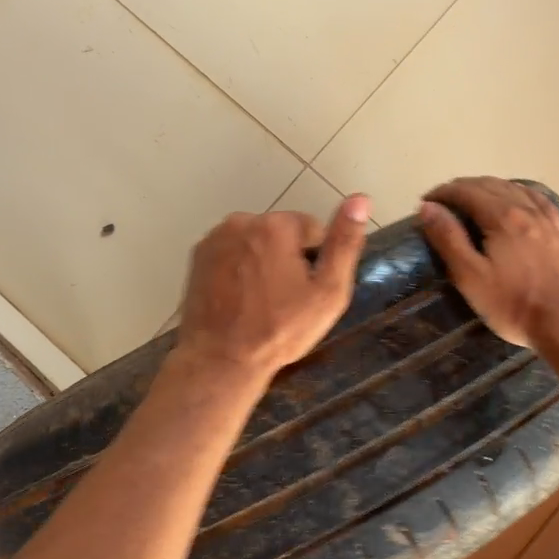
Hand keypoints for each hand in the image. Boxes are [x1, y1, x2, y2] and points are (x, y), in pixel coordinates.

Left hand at [174, 195, 372, 378]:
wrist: (220, 360)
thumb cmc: (280, 329)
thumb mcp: (327, 292)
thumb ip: (344, 242)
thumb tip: (361, 198)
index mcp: (277, 225)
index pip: (313, 230)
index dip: (315, 261)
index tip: (306, 291)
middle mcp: (242, 220)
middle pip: (281, 233)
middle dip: (287, 258)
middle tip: (286, 300)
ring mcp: (215, 238)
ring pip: (255, 242)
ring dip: (262, 261)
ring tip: (261, 301)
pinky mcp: (197, 256)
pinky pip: (231, 252)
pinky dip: (238, 268)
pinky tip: (240, 298)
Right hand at [418, 178, 558, 349]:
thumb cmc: (512, 303)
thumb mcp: (470, 276)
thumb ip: (448, 238)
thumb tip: (428, 207)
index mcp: (501, 216)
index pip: (465, 191)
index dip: (442, 193)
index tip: (425, 202)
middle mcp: (524, 209)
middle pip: (488, 184)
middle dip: (461, 188)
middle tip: (441, 202)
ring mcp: (545, 219)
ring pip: (512, 188)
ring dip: (487, 187)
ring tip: (471, 198)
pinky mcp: (558, 231)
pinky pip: (536, 198)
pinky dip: (517, 191)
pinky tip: (515, 197)